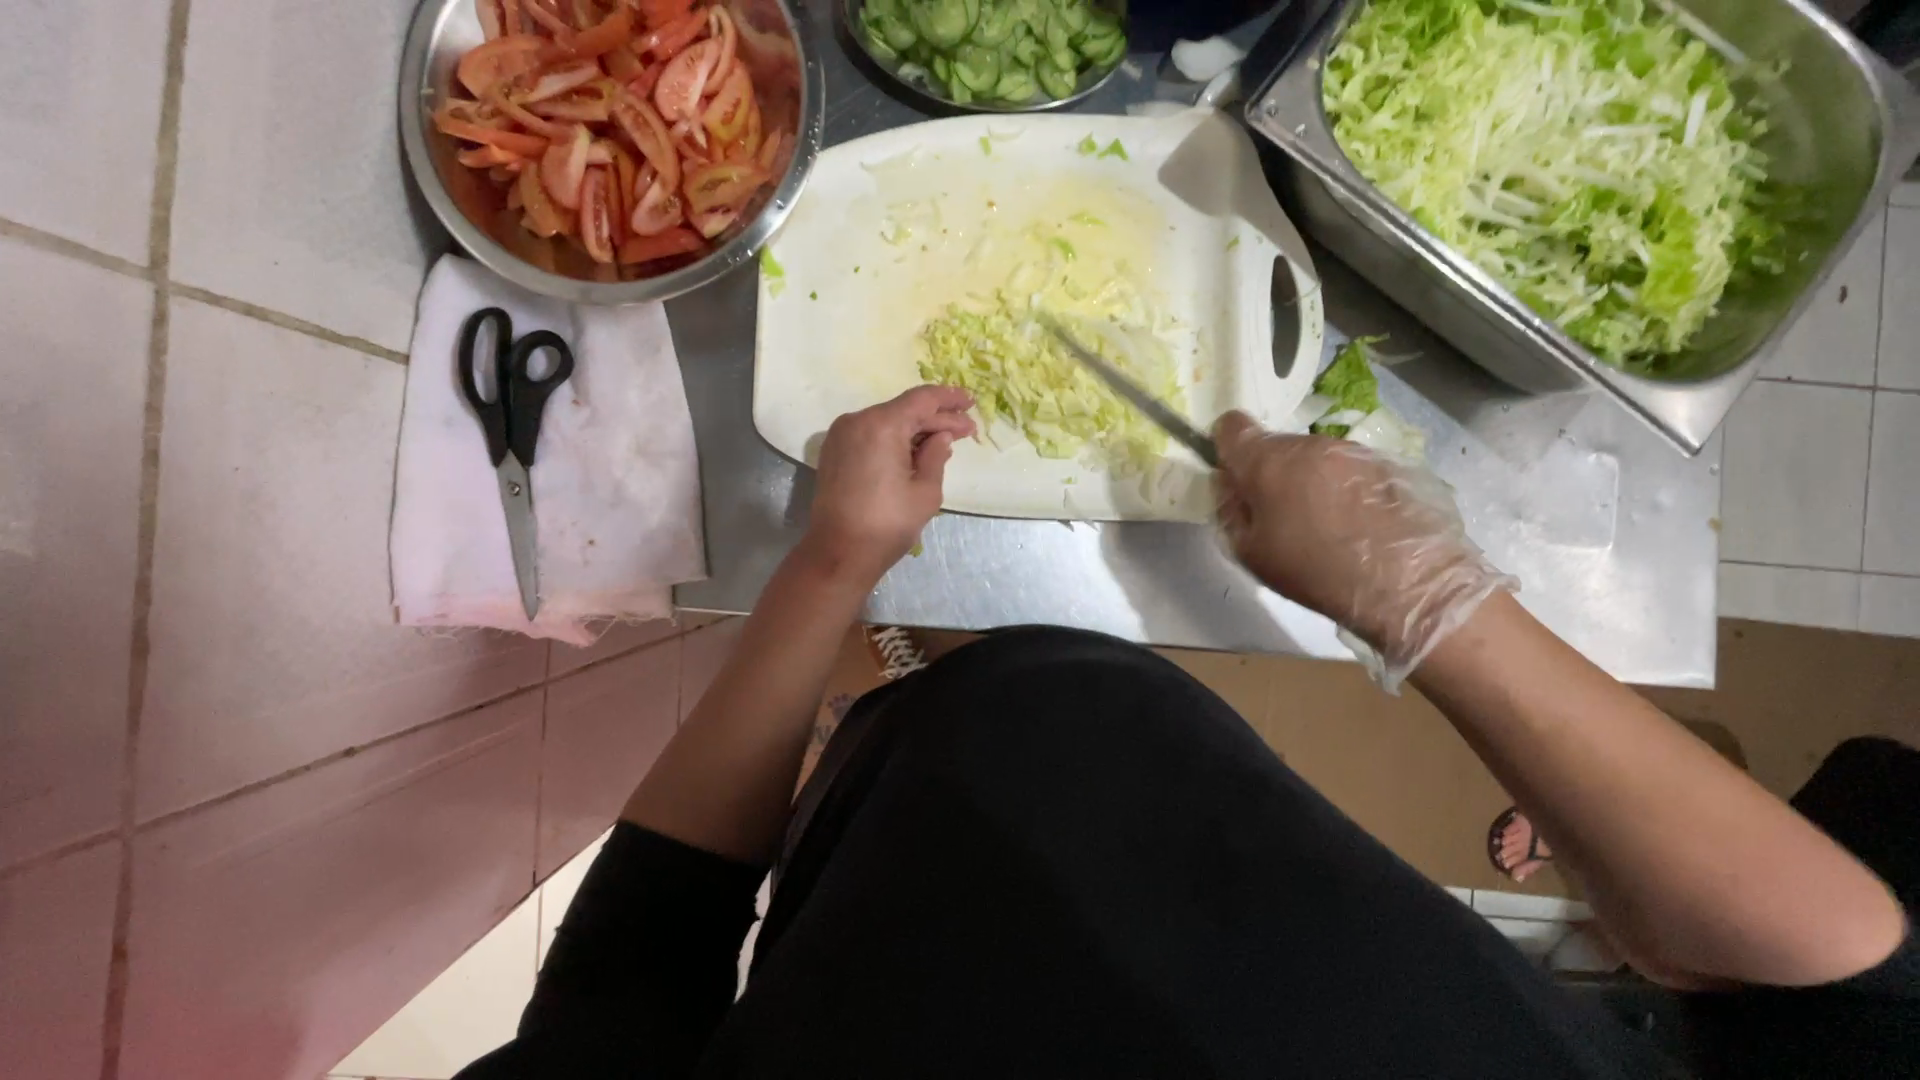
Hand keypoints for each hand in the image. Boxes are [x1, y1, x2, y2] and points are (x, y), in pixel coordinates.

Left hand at [799, 385, 976, 587]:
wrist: (839, 552)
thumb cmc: (888, 524)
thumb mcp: (925, 492)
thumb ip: (936, 456)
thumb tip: (941, 437)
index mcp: (882, 425)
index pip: (922, 399)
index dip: (949, 399)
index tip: (970, 402)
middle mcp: (857, 421)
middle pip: (904, 410)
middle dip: (936, 419)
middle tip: (967, 430)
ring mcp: (842, 435)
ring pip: (887, 422)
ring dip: (916, 430)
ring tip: (946, 442)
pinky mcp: (835, 452)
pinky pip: (871, 435)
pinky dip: (895, 439)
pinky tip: (916, 451)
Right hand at [1212, 411, 1513, 687]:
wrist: (1408, 582)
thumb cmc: (1314, 571)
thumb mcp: (1250, 553)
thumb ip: (1230, 510)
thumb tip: (1227, 483)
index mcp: (1267, 461)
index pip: (1232, 427)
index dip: (1227, 447)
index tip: (1233, 474)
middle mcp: (1309, 444)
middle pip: (1277, 447)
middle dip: (1273, 473)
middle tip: (1281, 516)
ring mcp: (1354, 451)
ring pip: (1316, 459)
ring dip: (1312, 481)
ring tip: (1326, 525)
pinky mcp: (1390, 464)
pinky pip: (1352, 471)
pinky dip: (1348, 490)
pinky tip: (1359, 524)